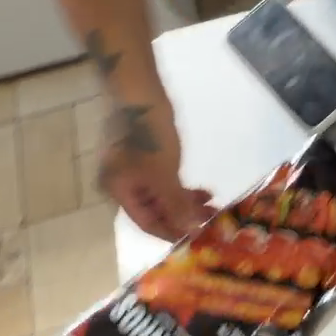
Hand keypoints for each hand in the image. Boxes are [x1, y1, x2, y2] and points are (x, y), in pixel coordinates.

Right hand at [95, 100, 214, 240]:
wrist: (141, 95)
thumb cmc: (149, 136)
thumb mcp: (165, 176)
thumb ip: (176, 206)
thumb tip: (190, 232)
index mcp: (119, 190)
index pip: (147, 223)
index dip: (172, 233)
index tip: (198, 240)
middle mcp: (124, 185)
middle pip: (157, 211)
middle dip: (186, 218)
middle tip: (214, 223)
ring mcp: (135, 172)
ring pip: (165, 198)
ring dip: (190, 204)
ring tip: (215, 207)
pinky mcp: (148, 161)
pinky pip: (167, 184)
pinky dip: (185, 190)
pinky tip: (207, 192)